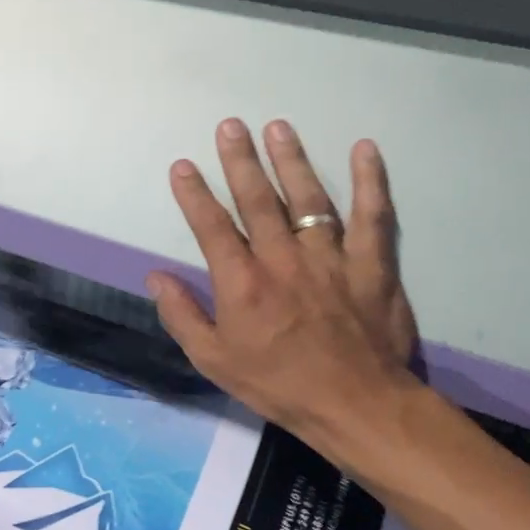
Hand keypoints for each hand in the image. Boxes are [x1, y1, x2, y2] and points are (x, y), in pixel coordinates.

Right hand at [147, 119, 419, 442]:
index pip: (212, 227)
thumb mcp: (212, 360)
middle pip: (258, 200)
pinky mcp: (372, 266)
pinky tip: (364, 150)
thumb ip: (182, 315)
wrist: (355, 404)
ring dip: (292, 160)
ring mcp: (331, 259)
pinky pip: (373, 216)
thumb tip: (156, 277)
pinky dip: (370, 181)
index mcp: (242, 283)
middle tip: (230, 126)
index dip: (194, 194)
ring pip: (309, 199)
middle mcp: (283, 260)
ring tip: (278, 128)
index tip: (182, 166)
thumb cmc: (276, 384)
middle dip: (240, 161)